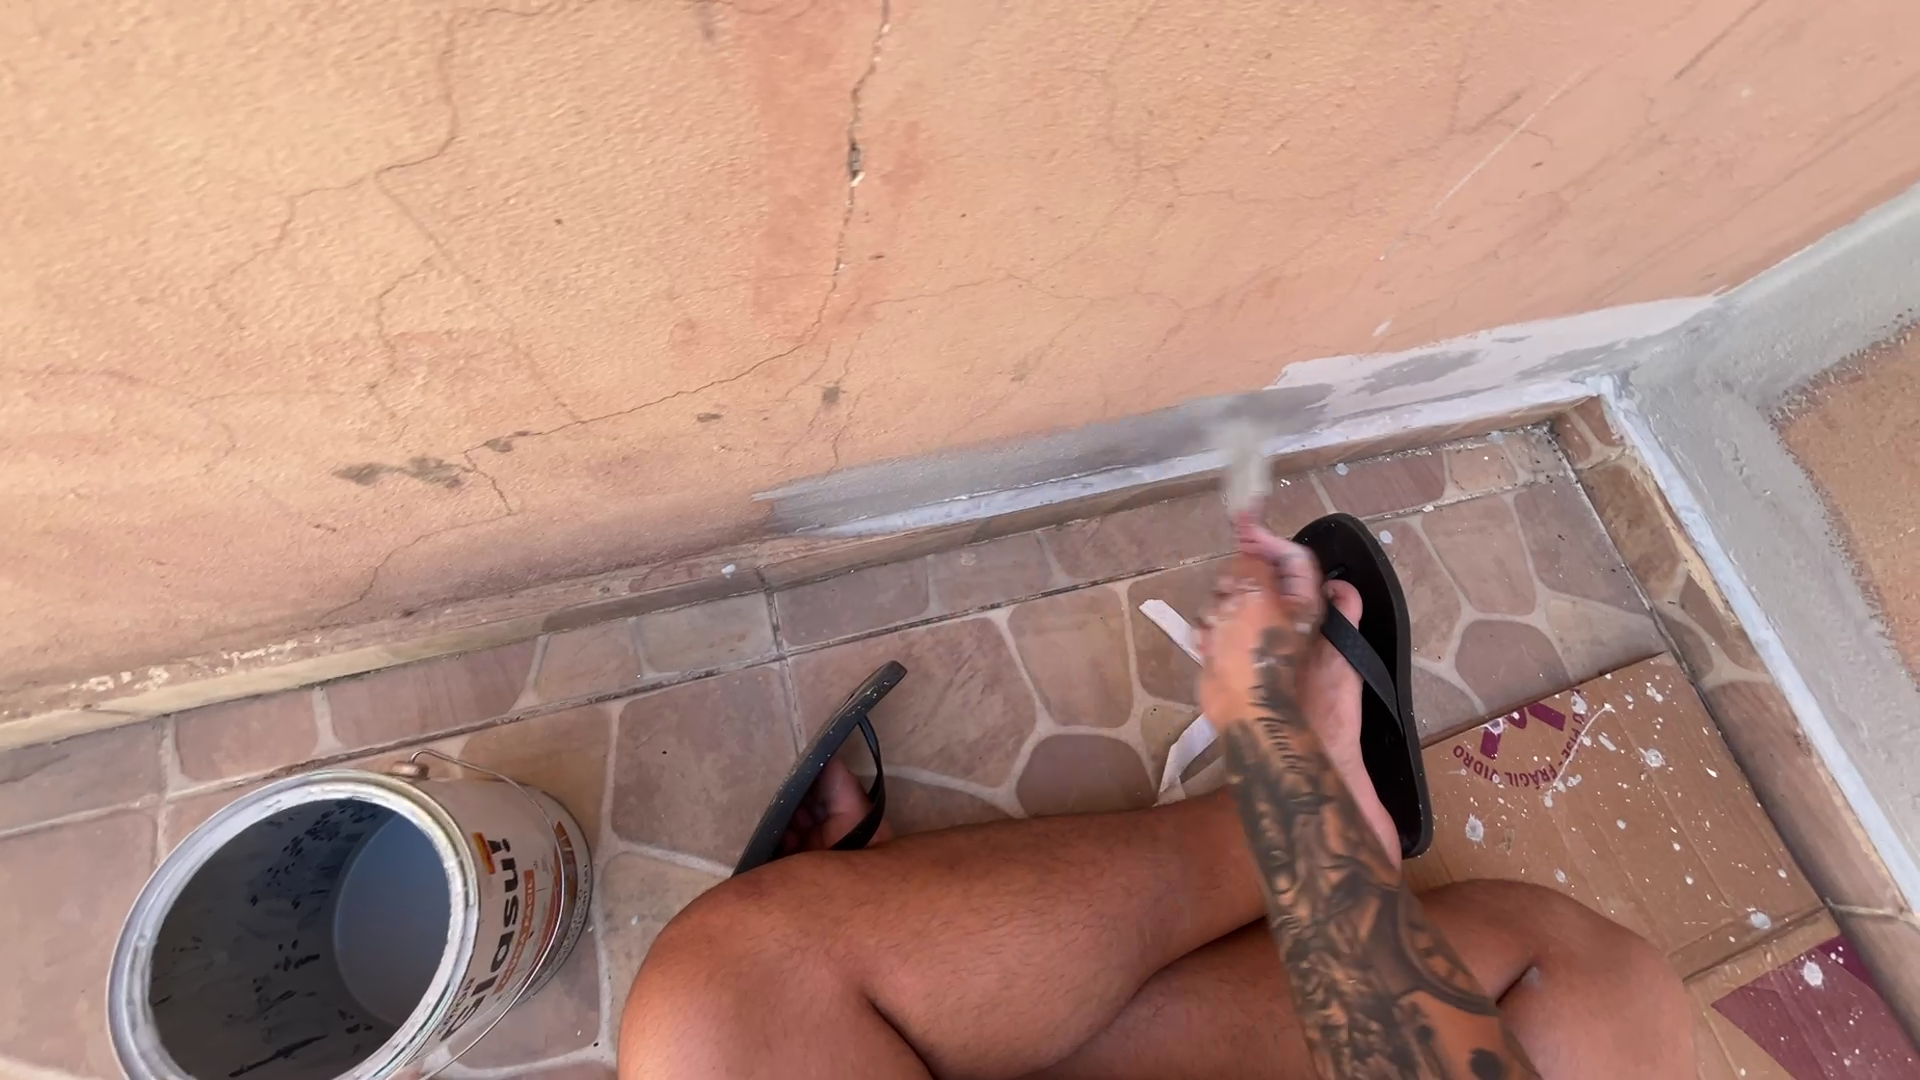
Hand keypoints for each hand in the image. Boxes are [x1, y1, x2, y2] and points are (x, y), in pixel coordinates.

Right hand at [1196, 516, 1325, 727]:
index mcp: (1301, 599)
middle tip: (1231, 596)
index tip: (1241, 523)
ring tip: (1220, 629)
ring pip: (1226, 597)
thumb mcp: (1257, 598)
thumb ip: (1253, 565)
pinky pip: (1212, 622)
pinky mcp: (1230, 644)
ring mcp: (1254, 628)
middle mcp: (1281, 610)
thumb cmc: (1256, 654)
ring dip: (1216, 610)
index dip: (1267, 537)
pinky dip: (1208, 631)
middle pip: (1251, 574)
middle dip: (1233, 582)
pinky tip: (1211, 645)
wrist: (1241, 708)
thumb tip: (1250, 544)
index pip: (1290, 555)